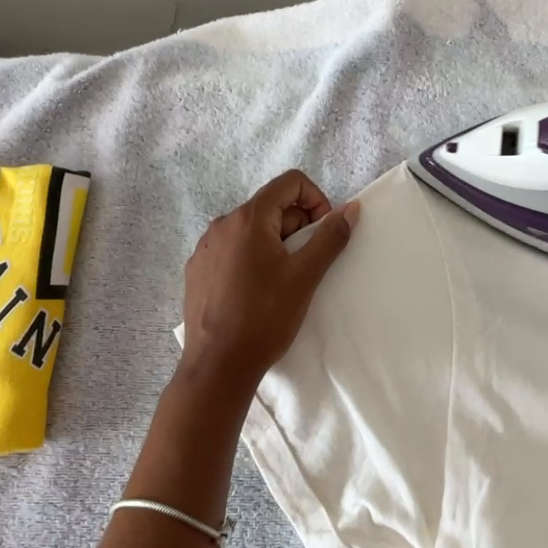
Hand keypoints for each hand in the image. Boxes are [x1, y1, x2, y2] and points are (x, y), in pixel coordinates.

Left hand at [179, 170, 359, 388]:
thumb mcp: (306, 275)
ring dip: (276, 243)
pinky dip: (252, 258)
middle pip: (271, 206)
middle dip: (297, 226)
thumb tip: (350, 208)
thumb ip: (330, 236)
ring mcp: (205, 247)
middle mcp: (222, 224)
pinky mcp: (197, 270)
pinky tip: (257, 291)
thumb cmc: (265, 317)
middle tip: (307, 263)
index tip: (323, 233)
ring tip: (283, 280)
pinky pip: (232, 250)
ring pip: (252, 230)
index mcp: (248, 218)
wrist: (217, 365)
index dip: (316, 200)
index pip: (290, 182)